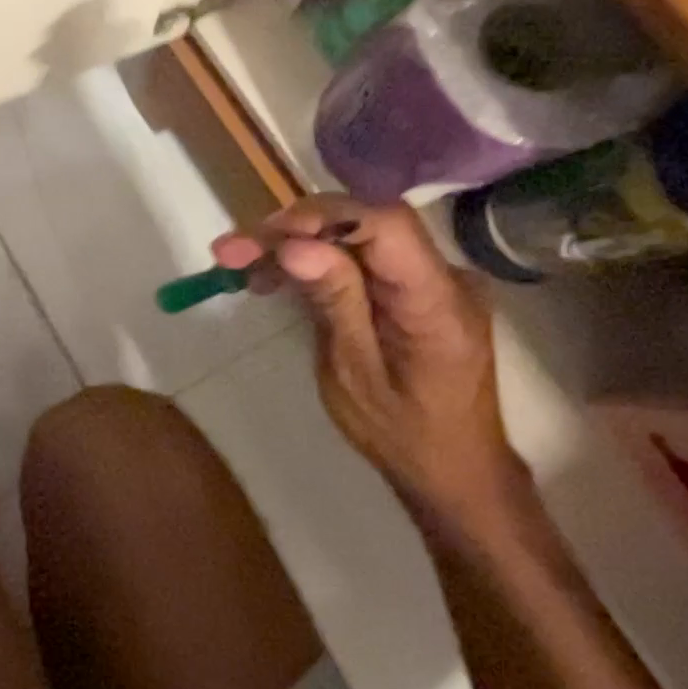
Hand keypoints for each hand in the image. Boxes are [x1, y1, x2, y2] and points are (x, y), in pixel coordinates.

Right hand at [214, 195, 518, 512]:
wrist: (455, 470)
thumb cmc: (403, 435)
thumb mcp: (355, 374)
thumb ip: (334, 302)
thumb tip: (295, 246)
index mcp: (438, 302)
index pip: (387, 225)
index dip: (322, 217)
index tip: (264, 236)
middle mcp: (445, 275)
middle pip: (364, 223)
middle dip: (294, 230)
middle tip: (232, 251)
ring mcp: (431, 277)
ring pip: (355, 236)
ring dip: (294, 244)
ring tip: (238, 262)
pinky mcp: (413, 285)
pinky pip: (361, 256)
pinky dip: (314, 261)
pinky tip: (271, 275)